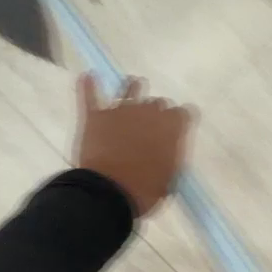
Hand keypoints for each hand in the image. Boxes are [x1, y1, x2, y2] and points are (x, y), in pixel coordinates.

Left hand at [74, 73, 191, 217]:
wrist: (108, 194)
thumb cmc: (143, 192)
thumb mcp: (169, 180)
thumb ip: (171, 157)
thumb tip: (169, 151)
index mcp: (171, 127)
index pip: (182, 113)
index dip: (178, 122)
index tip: (174, 132)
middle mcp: (149, 111)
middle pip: (156, 103)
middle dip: (154, 113)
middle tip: (147, 129)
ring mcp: (121, 110)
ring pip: (130, 87)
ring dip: (133, 89)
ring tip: (131, 91)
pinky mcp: (96, 115)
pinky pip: (90, 94)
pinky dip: (88, 85)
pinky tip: (89, 77)